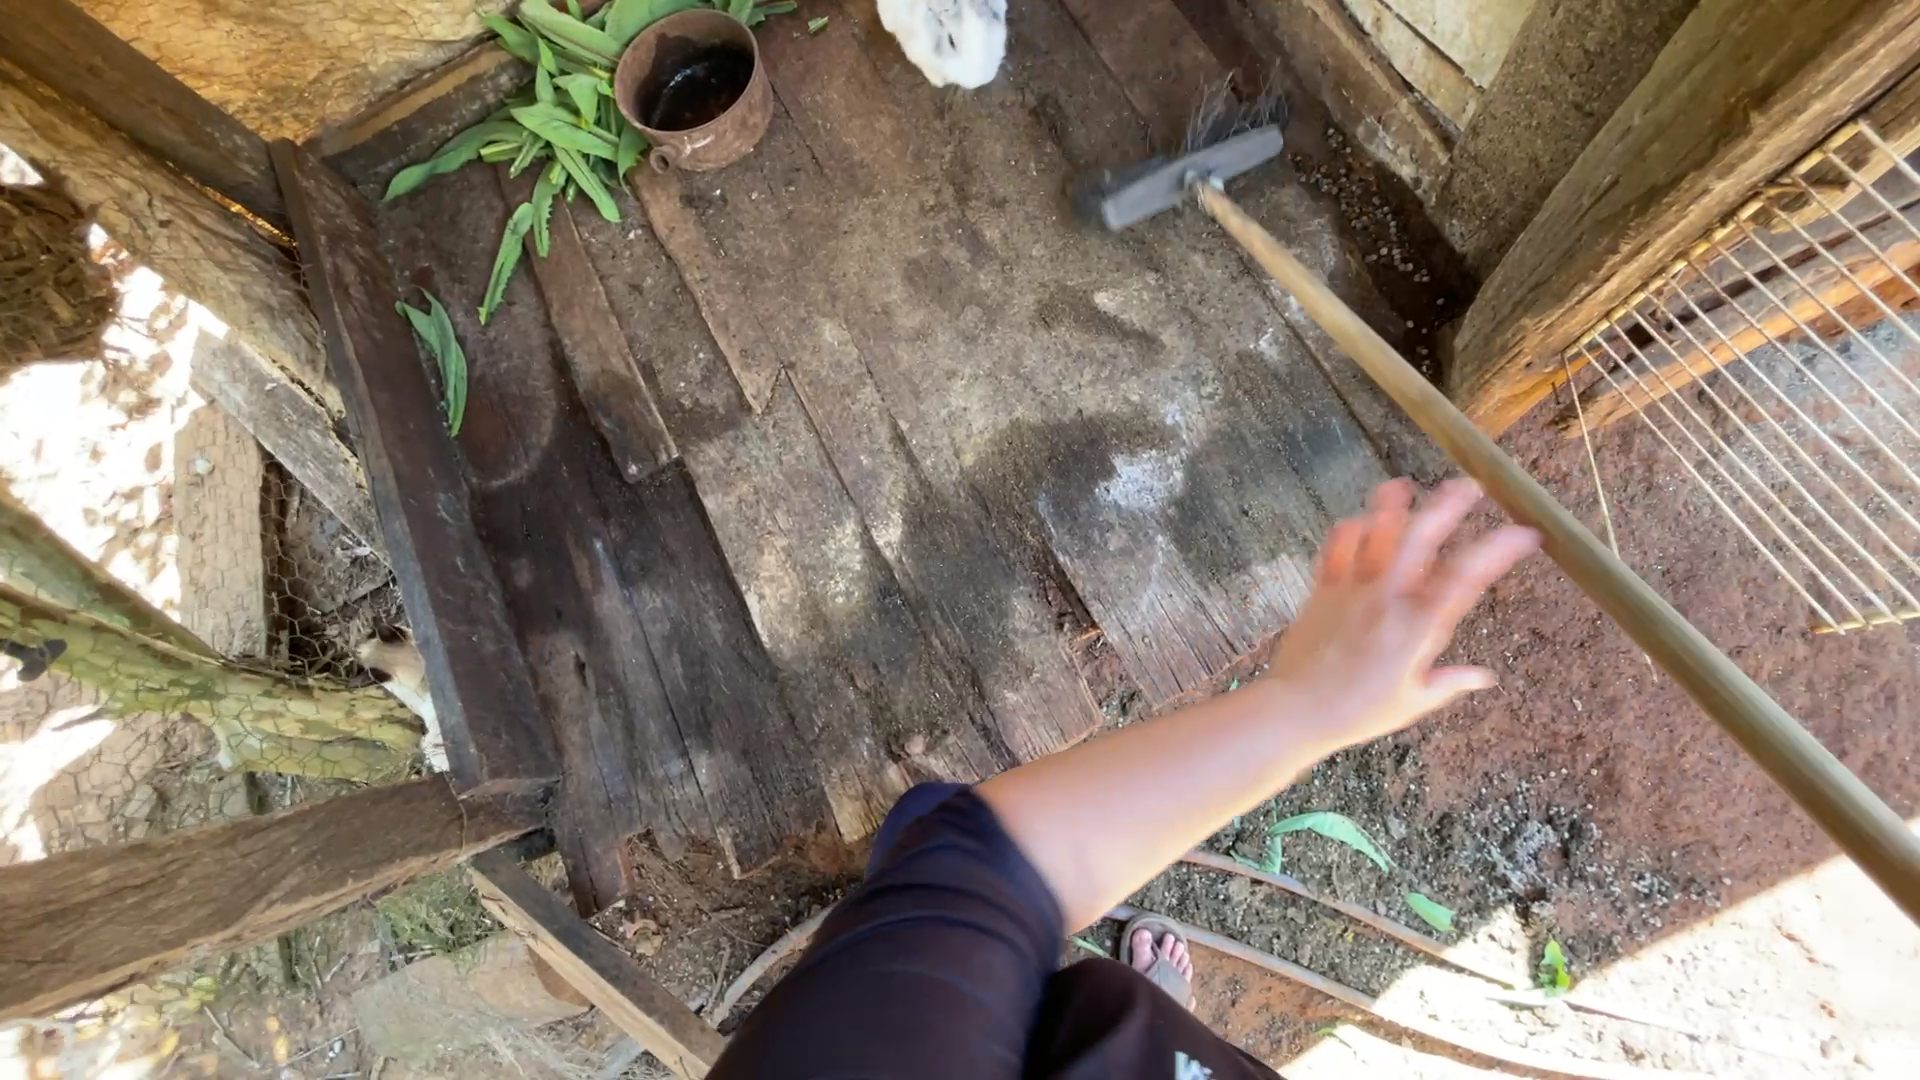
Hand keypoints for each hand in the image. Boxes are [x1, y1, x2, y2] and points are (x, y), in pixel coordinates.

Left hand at [1263, 477, 1539, 753]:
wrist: (1299, 707)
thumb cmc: (1358, 711)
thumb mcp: (1413, 702)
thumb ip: (1447, 683)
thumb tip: (1481, 677)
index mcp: (1418, 628)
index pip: (1465, 580)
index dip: (1496, 552)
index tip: (1523, 534)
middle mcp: (1386, 601)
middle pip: (1419, 543)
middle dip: (1444, 510)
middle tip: (1466, 486)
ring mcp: (1350, 592)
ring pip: (1372, 539)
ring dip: (1387, 510)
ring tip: (1398, 485)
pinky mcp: (1320, 593)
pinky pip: (1332, 554)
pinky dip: (1344, 535)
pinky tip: (1353, 521)